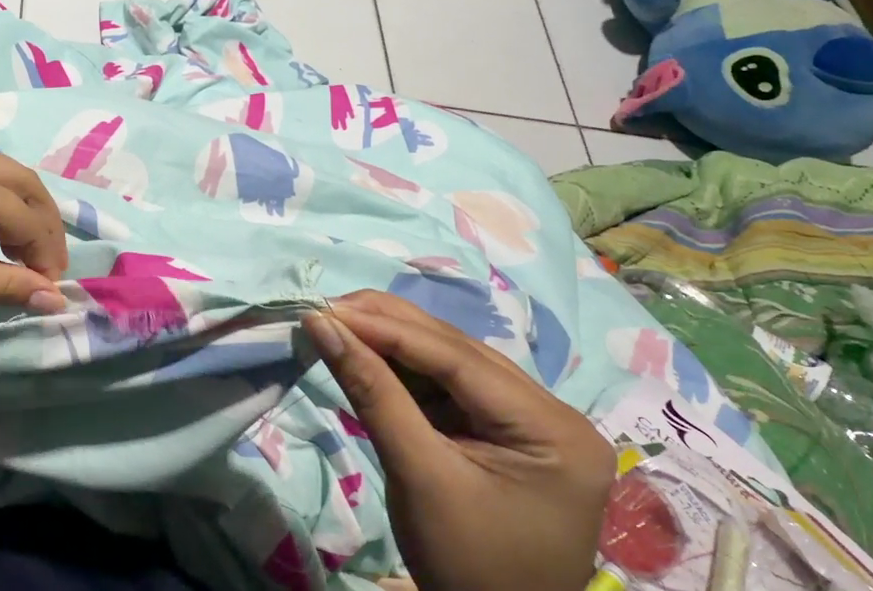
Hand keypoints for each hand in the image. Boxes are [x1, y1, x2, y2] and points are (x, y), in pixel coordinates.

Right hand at [303, 291, 612, 590]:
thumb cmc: (466, 563)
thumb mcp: (418, 475)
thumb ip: (372, 392)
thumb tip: (320, 324)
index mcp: (552, 428)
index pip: (457, 358)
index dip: (386, 327)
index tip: (324, 309)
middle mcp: (551, 413)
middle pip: (456, 351)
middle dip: (386, 326)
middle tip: (324, 309)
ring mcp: (530, 423)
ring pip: (449, 362)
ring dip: (390, 342)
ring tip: (335, 324)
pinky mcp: (503, 433)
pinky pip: (448, 386)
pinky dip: (401, 370)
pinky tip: (364, 353)